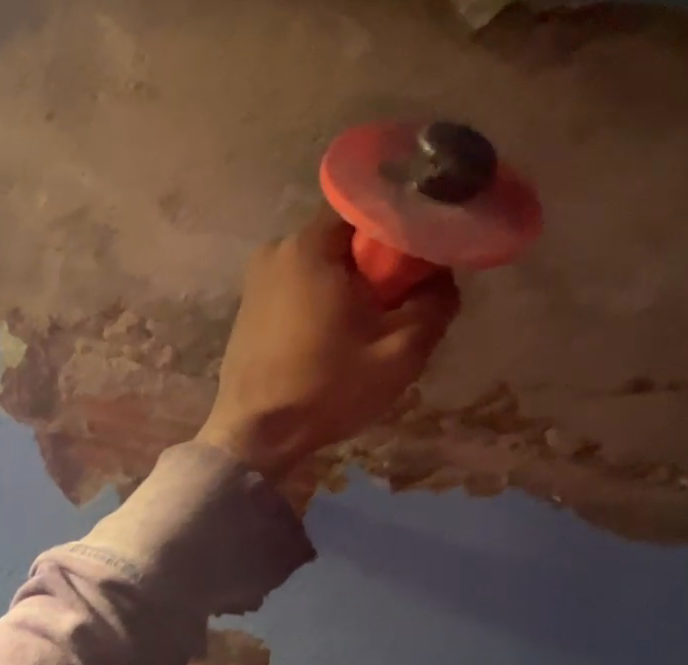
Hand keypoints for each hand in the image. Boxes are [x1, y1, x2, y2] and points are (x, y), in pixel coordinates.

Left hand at [195, 206, 460, 483]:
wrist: (254, 436)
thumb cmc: (326, 389)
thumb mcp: (401, 350)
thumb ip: (435, 302)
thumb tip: (439, 278)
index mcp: (309, 244)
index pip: (368, 205)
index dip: (403, 224)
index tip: (425, 255)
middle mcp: (276, 250)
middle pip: (343, 238)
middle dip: (377, 262)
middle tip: (404, 298)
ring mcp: (256, 281)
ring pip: (321, 266)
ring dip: (350, 287)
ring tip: (371, 325)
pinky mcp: (249, 309)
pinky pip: (298, 289)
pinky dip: (322, 302)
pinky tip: (336, 337)